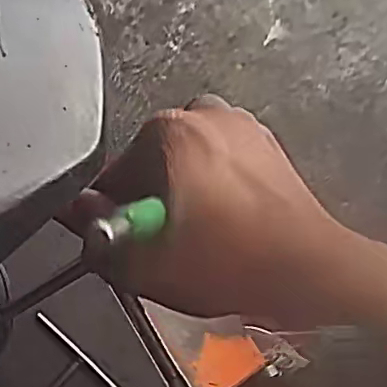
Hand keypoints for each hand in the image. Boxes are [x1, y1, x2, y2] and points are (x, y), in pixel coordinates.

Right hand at [62, 95, 386, 325]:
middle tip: (160, 248)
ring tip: (192, 244)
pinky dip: (210, 196)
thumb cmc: (233, 264)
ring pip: (184, 168)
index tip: (122, 243)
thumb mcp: (146, 265)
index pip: (111, 176)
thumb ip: (99, 236)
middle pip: (148, 167)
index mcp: (169, 134)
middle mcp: (205, 116)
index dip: (111, 216)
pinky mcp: (265, 149)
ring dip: (179, 200)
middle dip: (147, 204)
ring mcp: (240, 128)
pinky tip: (219, 233)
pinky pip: (218, 170)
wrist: (306, 271)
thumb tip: (80, 214)